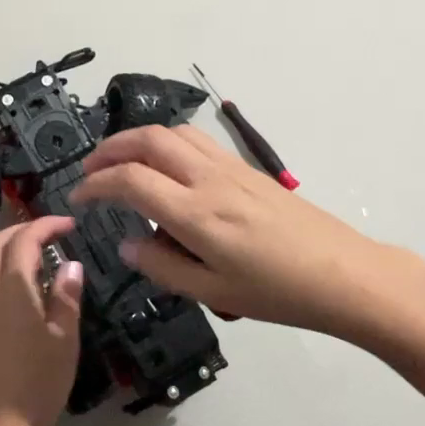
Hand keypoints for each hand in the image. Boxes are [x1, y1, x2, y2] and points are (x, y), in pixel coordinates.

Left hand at [0, 217, 84, 425]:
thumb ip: (67, 295)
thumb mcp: (66, 335)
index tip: (69, 225)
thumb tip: (71, 264)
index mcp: (14, 287)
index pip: (25, 240)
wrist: (13, 418)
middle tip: (50, 234)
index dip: (46, 225)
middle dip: (20, 230)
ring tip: (26, 255)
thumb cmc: (45, 376)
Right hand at [70, 125, 424, 342]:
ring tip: (121, 162)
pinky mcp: (247, 169)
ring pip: (173, 132)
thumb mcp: (213, 292)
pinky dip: (166, 143)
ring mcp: (230, 169)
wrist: (346, 274)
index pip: (131, 180)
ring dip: (137, 139)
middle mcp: (208, 180)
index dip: (96, 184)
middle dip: (110, 149)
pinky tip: (164, 167)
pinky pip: (196, 141)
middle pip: (148, 140)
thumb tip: (127, 243)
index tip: (78, 197)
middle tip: (90, 170)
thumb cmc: (278, 293)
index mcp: (195, 214)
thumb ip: (162, 266)